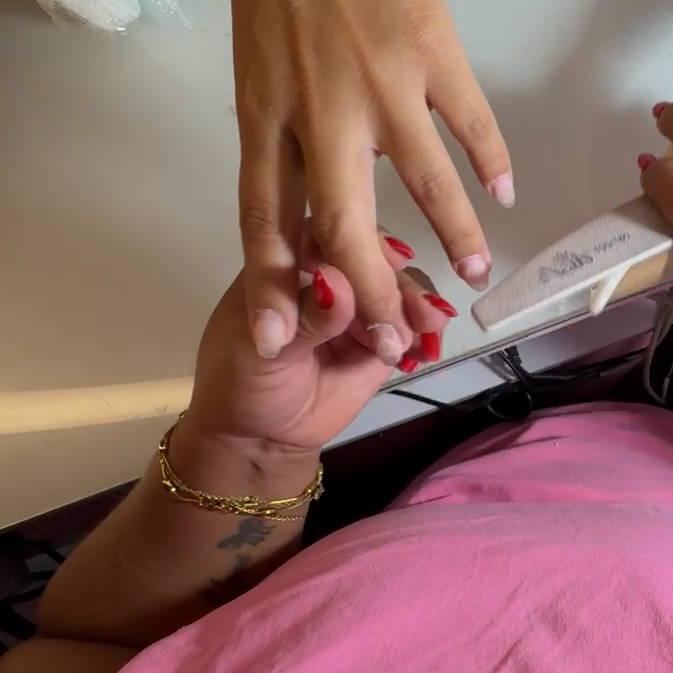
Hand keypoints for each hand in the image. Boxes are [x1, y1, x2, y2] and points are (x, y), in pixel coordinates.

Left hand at [177, 243, 456, 482]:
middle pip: (377, 264)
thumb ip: (306, 317)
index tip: (391, 258)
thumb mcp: (263, 347)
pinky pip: (413, 331)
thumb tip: (340, 282)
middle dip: (403, 284)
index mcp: (294, 264)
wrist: (260, 435)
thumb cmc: (241, 380)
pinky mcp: (383, 341)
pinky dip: (427, 335)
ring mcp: (362, 310)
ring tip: (431, 327)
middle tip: (421, 309)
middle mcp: (334, 278)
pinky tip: (431, 347)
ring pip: (401, 296)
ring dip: (420, 307)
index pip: (331, 236)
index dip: (364, 243)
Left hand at [215, 0, 510, 365]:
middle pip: (345, 219)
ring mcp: (381, 81)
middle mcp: (320, 109)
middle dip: (371, 287)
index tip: (297, 336)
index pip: (267, 216)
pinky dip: (491, 160)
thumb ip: (287, 139)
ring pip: (424, 180)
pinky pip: (469, 121)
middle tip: (398, 332)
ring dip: (455, 233)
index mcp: (266, 114)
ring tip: (477, 270)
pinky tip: (507, 191)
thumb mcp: (258, 67)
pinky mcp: (432, 50)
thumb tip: (322, 202)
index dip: (282, 281)